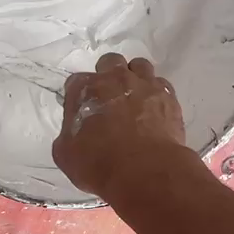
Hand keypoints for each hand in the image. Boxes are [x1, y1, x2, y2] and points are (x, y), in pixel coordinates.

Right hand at [52, 53, 191, 197]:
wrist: (145, 171)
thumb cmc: (99, 164)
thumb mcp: (65, 155)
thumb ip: (67, 134)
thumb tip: (73, 131)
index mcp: (85, 90)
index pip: (75, 82)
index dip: (77, 97)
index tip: (79, 112)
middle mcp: (115, 79)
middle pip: (109, 62)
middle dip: (106, 75)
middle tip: (107, 99)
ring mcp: (145, 85)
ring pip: (139, 66)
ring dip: (133, 77)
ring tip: (132, 98)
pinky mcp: (168, 96)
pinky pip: (160, 84)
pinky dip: (154, 93)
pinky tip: (152, 110)